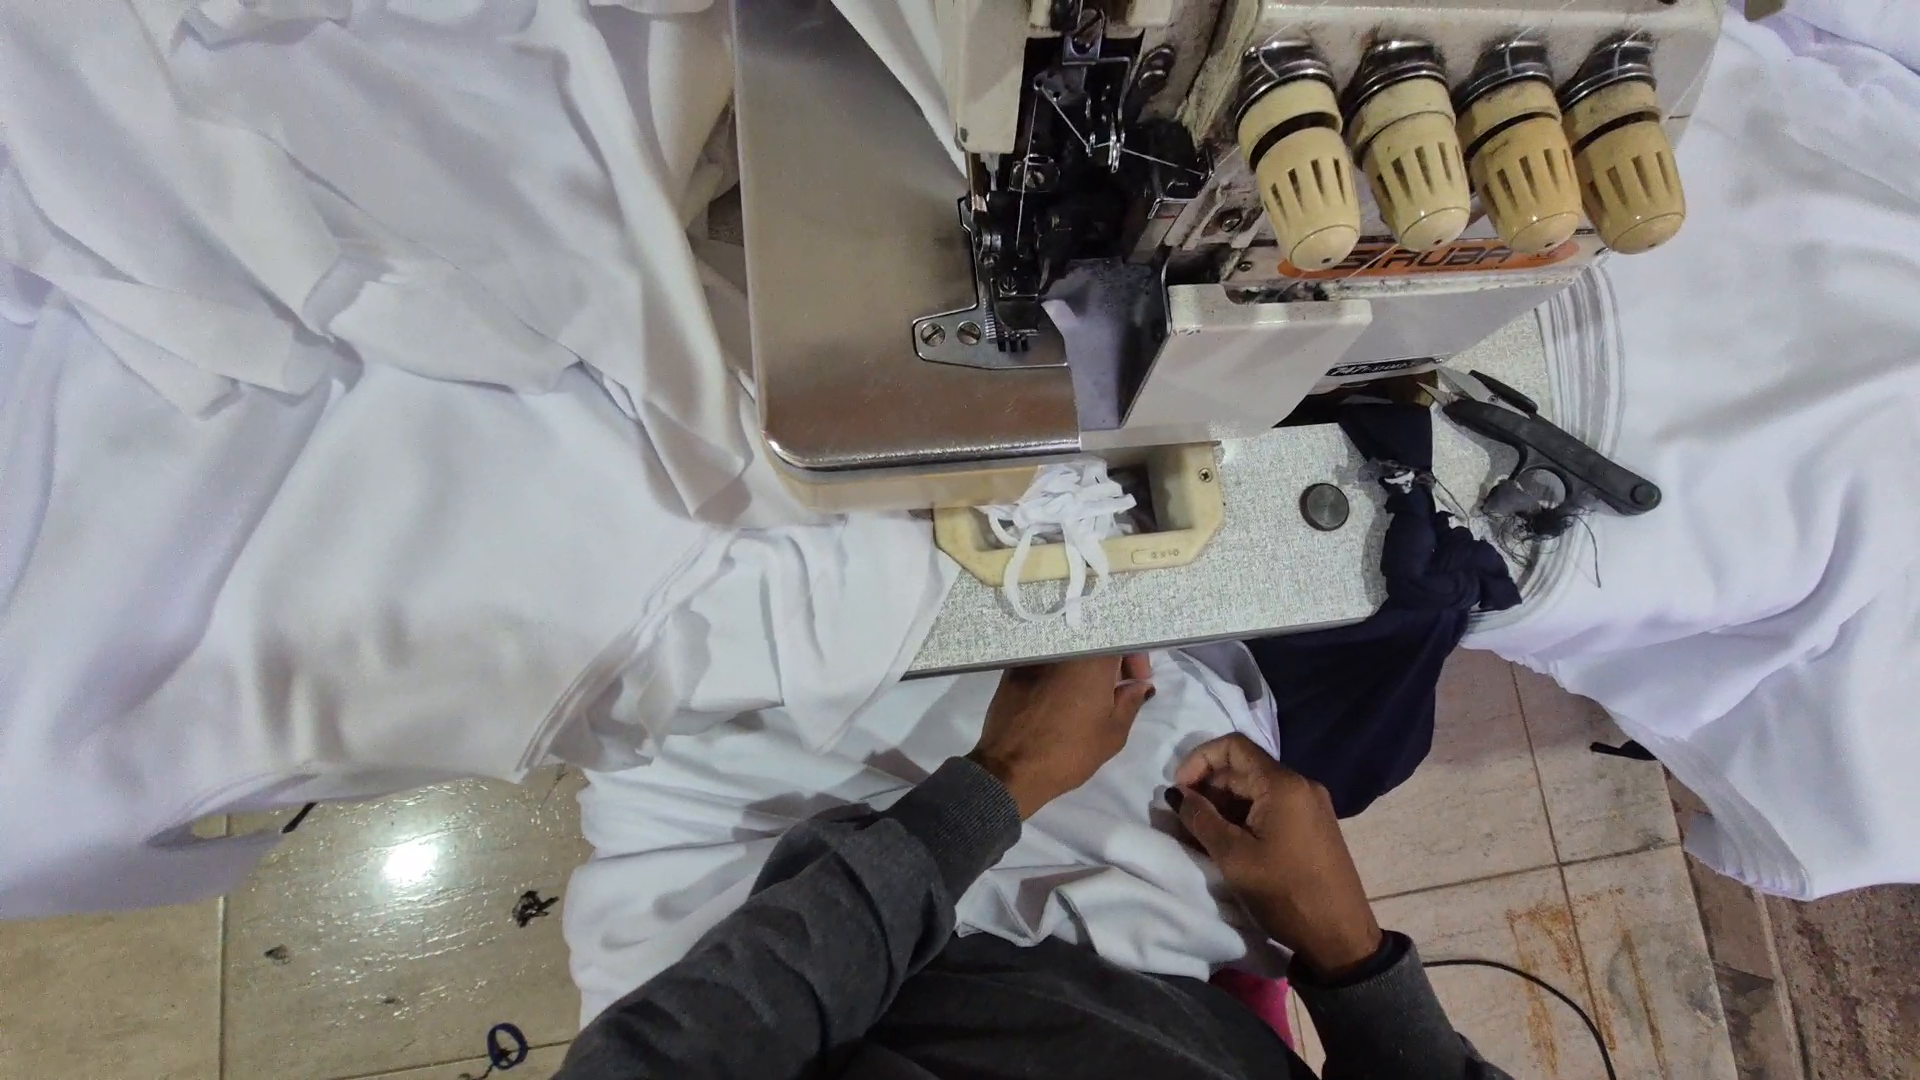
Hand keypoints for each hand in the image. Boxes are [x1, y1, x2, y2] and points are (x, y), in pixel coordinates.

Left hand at [967, 654, 1153, 818]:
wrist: (1010, 768)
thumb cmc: (1069, 751)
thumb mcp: (1112, 732)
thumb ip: (1130, 701)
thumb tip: (1138, 685)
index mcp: (1091, 658)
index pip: (1121, 638)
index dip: (1135, 655)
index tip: (1136, 679)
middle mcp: (1062, 647)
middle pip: (1095, 639)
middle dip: (1110, 659)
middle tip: (1115, 687)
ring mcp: (1034, 655)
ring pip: (1069, 648)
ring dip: (1084, 665)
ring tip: (1087, 693)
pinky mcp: (1013, 667)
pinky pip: (1046, 659)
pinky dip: (1059, 670)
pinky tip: (1061, 695)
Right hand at [1171, 734, 1382, 979]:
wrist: (1342, 941)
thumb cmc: (1286, 894)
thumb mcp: (1234, 857)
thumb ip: (1200, 818)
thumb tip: (1176, 794)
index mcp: (1283, 784)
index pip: (1232, 746)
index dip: (1199, 759)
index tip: (1180, 789)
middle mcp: (1299, 785)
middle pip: (1241, 768)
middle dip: (1207, 787)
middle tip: (1183, 817)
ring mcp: (1308, 805)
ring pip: (1253, 789)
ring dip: (1222, 804)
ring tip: (1199, 832)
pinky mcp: (1311, 825)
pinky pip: (1268, 806)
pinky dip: (1242, 816)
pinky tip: (1225, 840)